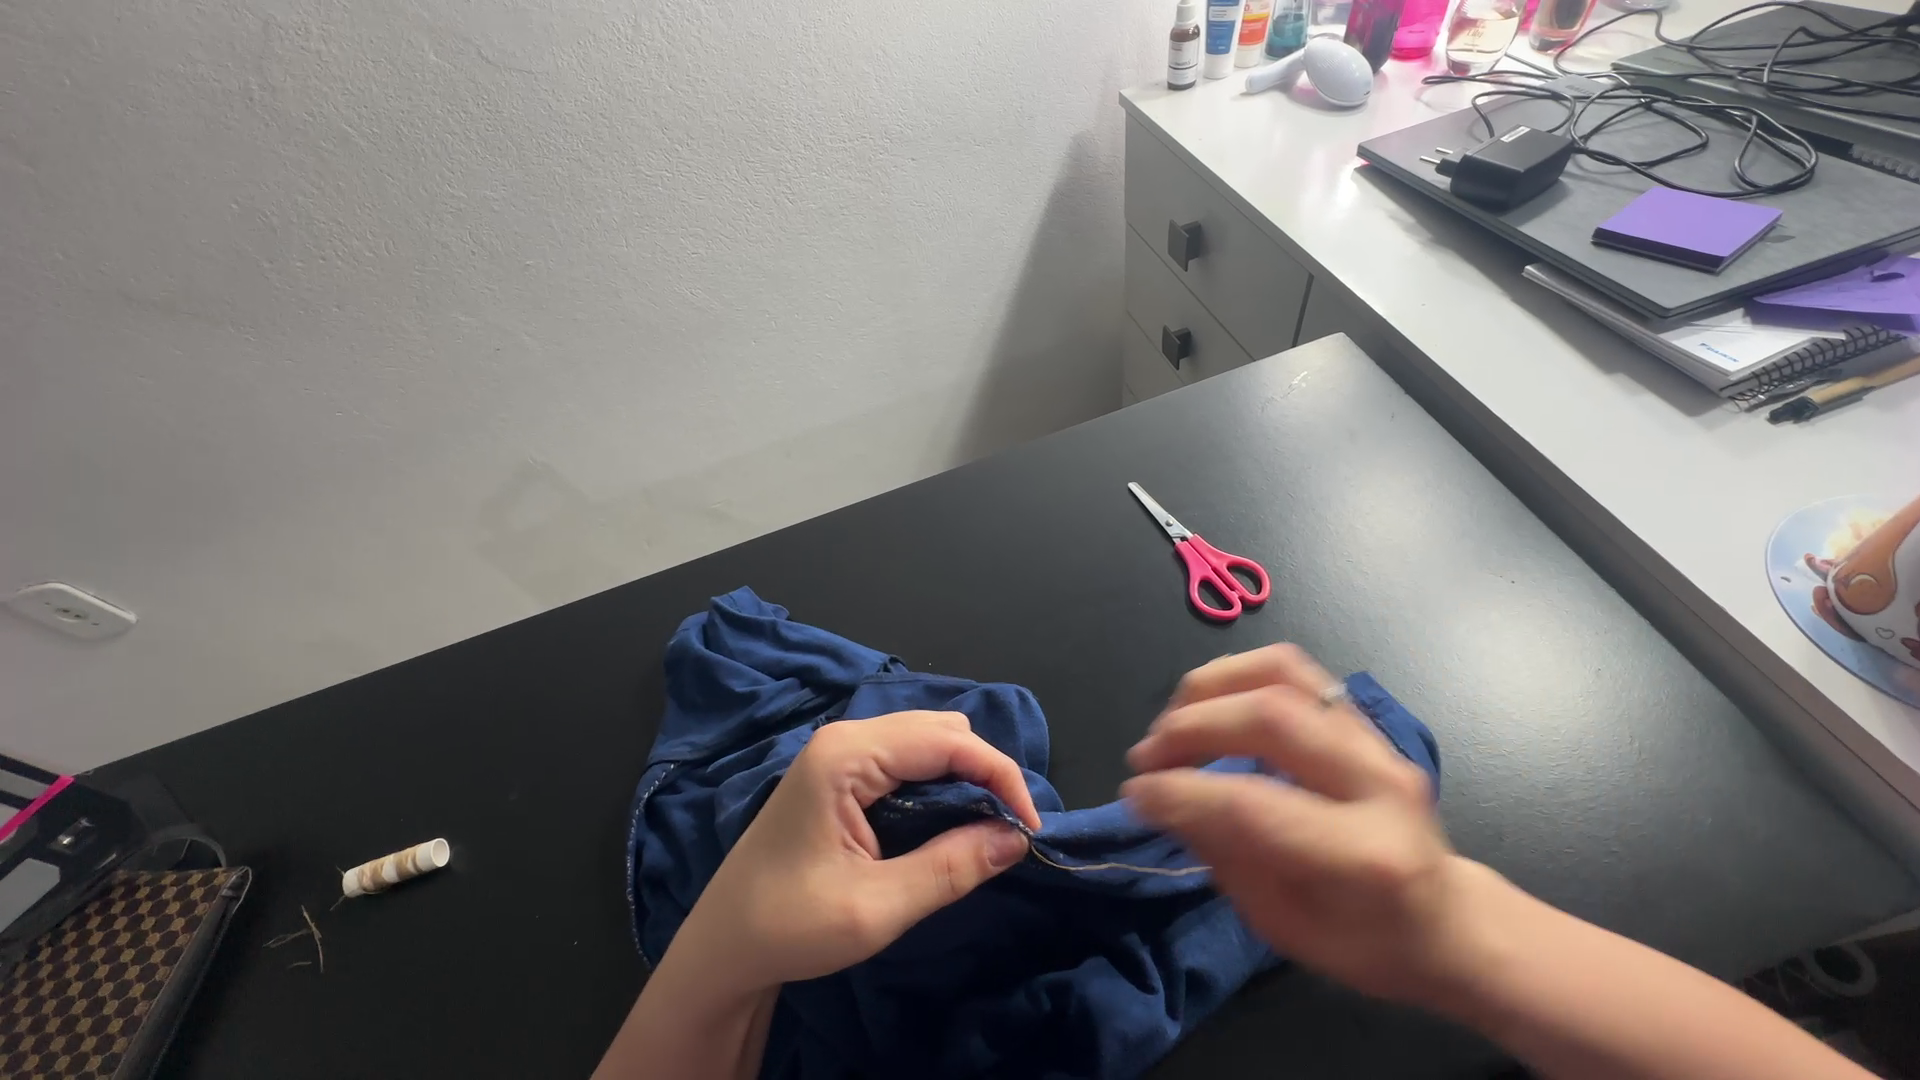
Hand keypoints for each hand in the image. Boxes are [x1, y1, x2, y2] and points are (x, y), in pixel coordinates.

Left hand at [670, 710, 1042, 998]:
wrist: (722, 945)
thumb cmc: (789, 926)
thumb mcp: (877, 908)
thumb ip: (951, 868)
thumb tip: (1016, 839)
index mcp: (847, 755)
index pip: (948, 741)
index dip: (1000, 776)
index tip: (1030, 828)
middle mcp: (846, 736)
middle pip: (941, 729)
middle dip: (985, 772)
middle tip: (1008, 830)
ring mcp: (841, 749)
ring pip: (928, 739)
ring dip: (965, 775)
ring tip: (984, 828)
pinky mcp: (842, 769)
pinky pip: (909, 757)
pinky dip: (941, 781)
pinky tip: (948, 820)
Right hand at [1123, 645, 1497, 1002]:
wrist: (1446, 921)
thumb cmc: (1362, 941)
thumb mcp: (1281, 923)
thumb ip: (1223, 853)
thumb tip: (1160, 798)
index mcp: (1364, 854)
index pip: (1252, 804)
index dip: (1179, 792)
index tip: (1133, 796)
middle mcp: (1377, 781)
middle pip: (1269, 718)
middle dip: (1189, 728)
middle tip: (1147, 757)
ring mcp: (1374, 739)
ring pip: (1281, 674)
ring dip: (1209, 689)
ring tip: (1172, 722)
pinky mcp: (1360, 718)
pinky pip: (1292, 670)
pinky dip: (1236, 676)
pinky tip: (1208, 705)